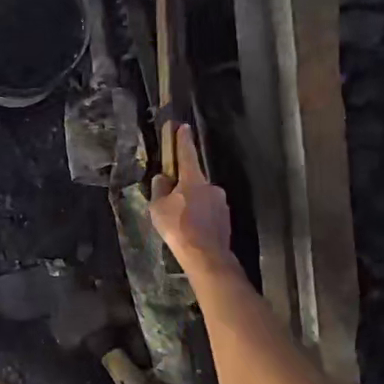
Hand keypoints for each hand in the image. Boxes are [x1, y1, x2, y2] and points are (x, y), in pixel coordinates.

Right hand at [149, 125, 233, 275]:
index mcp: (194, 179)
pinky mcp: (225, 218)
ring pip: (202, 197)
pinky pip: (208, 211)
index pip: (187, 154)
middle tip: (171, 202)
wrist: (206, 255)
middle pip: (193, 180)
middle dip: (183, 187)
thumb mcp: (158, 208)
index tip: (183, 127)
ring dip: (192, 204)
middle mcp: (211, 186)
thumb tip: (163, 179)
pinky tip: (191, 229)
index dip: (183, 140)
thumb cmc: (178, 228)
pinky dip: (200, 216)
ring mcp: (221, 202)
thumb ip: (159, 189)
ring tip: (180, 222)